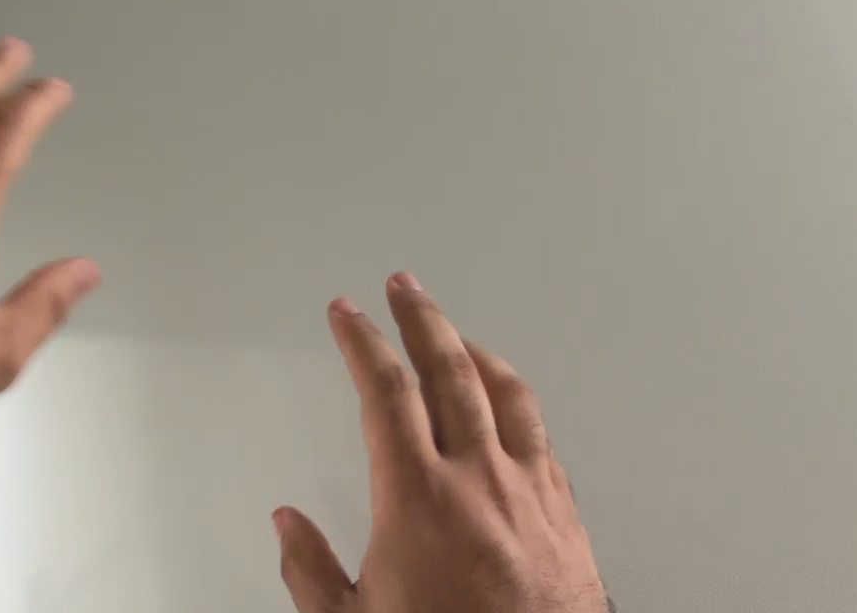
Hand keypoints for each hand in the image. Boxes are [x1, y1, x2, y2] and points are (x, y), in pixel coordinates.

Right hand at [275, 274, 608, 612]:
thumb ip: (310, 571)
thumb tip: (286, 523)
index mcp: (418, 497)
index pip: (385, 390)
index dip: (360, 341)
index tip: (344, 311)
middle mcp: (478, 483)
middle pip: (449, 373)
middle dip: (420, 319)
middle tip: (402, 286)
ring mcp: (532, 499)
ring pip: (506, 397)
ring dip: (472, 350)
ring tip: (452, 329)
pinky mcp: (570, 524)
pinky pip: (542, 438)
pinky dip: (514, 401)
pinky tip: (504, 402)